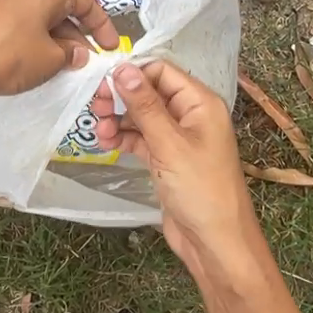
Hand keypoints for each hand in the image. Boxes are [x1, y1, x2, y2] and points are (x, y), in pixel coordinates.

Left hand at [0, 0, 119, 106]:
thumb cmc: (7, 55)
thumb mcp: (49, 59)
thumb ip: (70, 55)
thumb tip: (78, 52)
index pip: (85, 2)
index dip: (102, 25)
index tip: (112, 48)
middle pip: (60, 11)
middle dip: (76, 38)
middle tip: (85, 65)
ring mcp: (0, 3)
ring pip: (38, 22)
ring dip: (53, 45)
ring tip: (61, 71)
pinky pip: (18, 31)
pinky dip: (32, 47)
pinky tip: (32, 70)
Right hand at [90, 62, 258, 275]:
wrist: (216, 244)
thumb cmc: (200, 189)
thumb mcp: (169, 144)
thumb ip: (144, 105)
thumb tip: (122, 68)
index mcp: (200, 103)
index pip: (161, 71)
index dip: (132, 73)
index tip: (102, 83)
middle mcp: (190, 115)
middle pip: (149, 92)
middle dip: (121, 97)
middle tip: (96, 108)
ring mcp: (178, 138)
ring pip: (142, 116)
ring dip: (119, 119)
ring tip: (100, 131)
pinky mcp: (167, 159)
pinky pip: (142, 138)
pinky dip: (124, 138)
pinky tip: (106, 143)